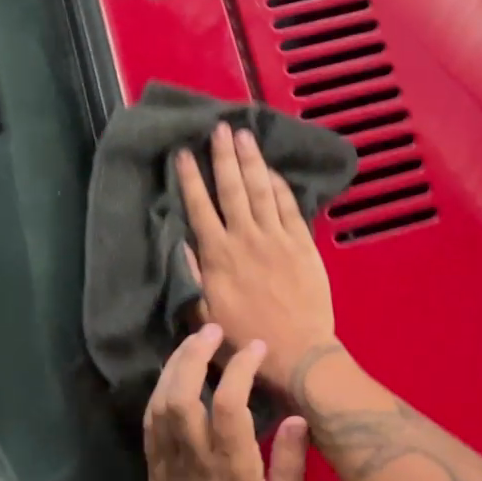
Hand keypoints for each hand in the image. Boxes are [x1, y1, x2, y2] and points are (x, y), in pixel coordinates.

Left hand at [143, 322, 308, 480]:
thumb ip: (288, 470)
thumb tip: (296, 417)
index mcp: (230, 473)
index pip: (228, 407)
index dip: (239, 369)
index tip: (254, 347)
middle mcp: (194, 461)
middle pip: (183, 395)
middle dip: (195, 355)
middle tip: (214, 328)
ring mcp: (167, 464)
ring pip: (161, 403)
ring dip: (175, 365)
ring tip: (194, 341)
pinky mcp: (152, 469)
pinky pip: (149, 420)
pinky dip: (160, 389)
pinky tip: (174, 374)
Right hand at [177, 122, 339, 390]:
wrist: (299, 353)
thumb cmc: (246, 339)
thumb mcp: (205, 316)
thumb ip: (191, 278)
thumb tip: (179, 242)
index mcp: (218, 256)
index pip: (200, 208)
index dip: (190, 178)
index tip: (183, 152)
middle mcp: (246, 239)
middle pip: (232, 188)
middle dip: (224, 156)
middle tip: (218, 128)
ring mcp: (277, 238)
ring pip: (261, 190)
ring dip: (252, 160)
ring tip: (244, 135)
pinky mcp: (302, 243)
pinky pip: (289, 206)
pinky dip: (279, 185)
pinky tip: (271, 170)